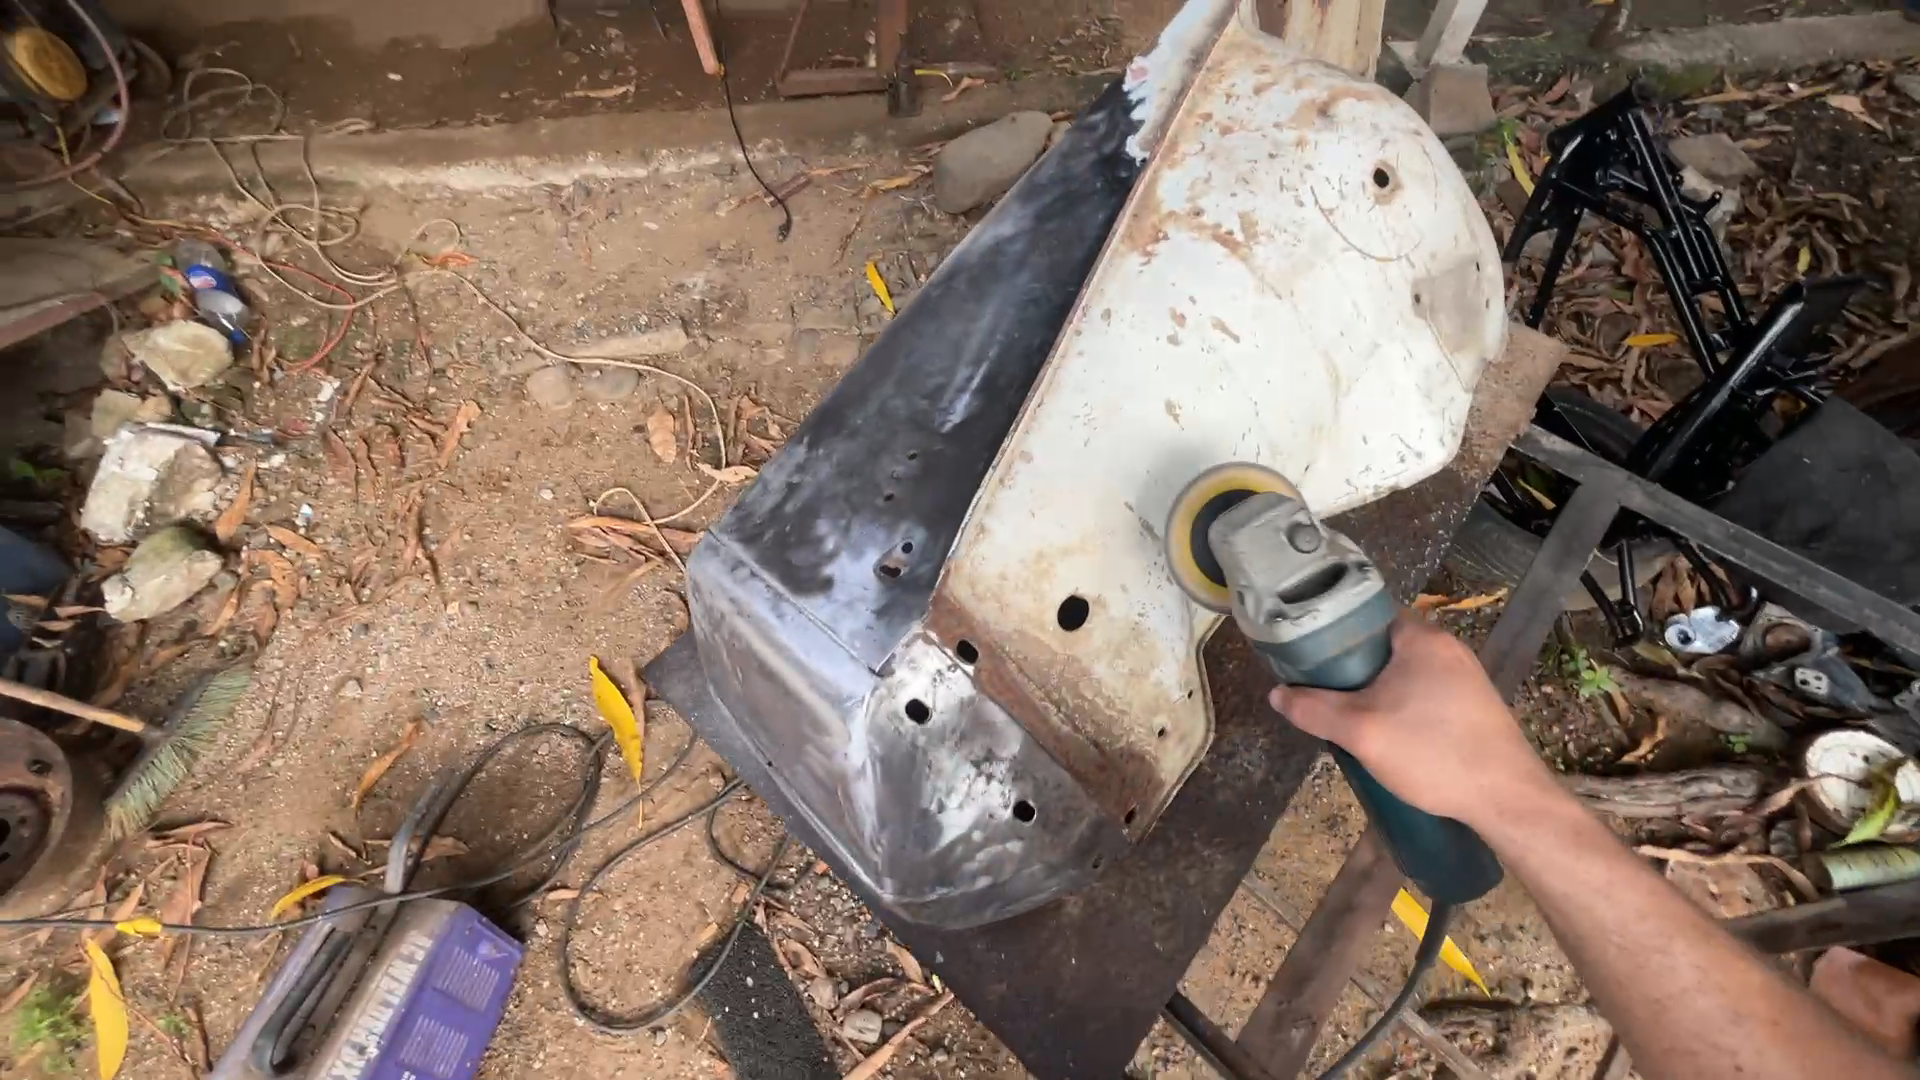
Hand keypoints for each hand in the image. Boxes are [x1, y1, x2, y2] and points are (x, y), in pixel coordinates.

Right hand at [1268, 612, 1557, 830]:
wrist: (1509, 802)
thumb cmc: (1433, 753)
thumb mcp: (1359, 731)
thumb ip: (1312, 709)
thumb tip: (1277, 694)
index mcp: (1421, 638)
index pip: (1363, 616)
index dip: (1329, 632)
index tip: (1305, 654)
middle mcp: (1446, 648)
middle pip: (1378, 645)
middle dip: (1347, 667)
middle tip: (1320, 690)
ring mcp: (1464, 676)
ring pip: (1398, 671)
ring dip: (1370, 688)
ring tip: (1345, 713)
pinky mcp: (1472, 705)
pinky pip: (1419, 690)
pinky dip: (1396, 702)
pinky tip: (1383, 730)